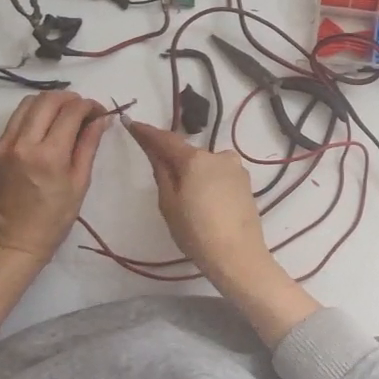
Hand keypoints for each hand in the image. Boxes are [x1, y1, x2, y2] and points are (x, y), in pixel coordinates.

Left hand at [0, 91, 109, 259]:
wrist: (15, 238)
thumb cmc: (55, 217)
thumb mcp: (80, 182)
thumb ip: (89, 145)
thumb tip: (102, 119)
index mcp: (50, 154)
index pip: (71, 112)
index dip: (90, 106)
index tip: (101, 113)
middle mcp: (25, 142)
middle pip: (48, 100)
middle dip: (71, 99)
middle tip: (86, 110)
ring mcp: (8, 142)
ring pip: (29, 102)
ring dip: (51, 101)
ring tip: (67, 114)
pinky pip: (17, 117)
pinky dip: (35, 112)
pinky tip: (48, 124)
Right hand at [125, 119, 271, 282]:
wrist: (238, 255)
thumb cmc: (196, 231)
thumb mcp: (169, 203)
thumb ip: (161, 172)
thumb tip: (155, 151)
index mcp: (196, 159)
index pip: (166, 139)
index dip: (147, 133)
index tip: (132, 124)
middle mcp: (219, 156)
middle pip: (188, 153)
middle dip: (171, 158)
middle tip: (156, 172)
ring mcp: (236, 169)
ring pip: (205, 165)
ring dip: (192, 172)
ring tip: (184, 197)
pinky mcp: (246, 183)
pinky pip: (219, 175)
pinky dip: (207, 181)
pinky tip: (203, 201)